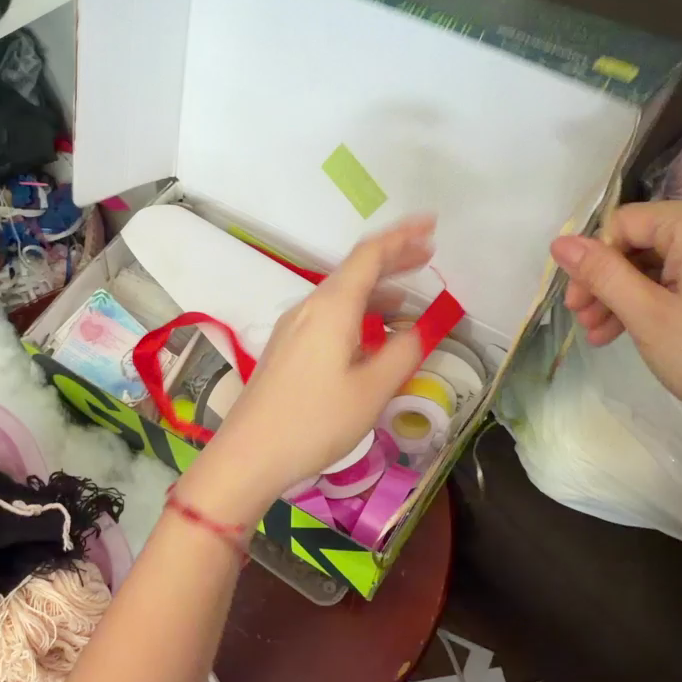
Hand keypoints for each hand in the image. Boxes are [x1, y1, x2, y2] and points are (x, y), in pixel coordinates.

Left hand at [179, 216, 434, 524]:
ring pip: (340, 297)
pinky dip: (356, 316)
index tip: (432, 226)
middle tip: (428, 257)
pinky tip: (371, 338)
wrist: (249, 455)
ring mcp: (292, 329)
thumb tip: (421, 329)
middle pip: (354, 271)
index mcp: (331, 307)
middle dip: (393, 260)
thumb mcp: (372, 390)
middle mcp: (308, 308)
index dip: (403, 236)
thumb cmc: (315, 422)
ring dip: (376, 293)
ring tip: (409, 302)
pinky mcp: (285, 351)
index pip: (370, 254)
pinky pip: (327, 319)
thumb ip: (403, 353)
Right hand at [554, 198, 681, 456]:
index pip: (626, 222)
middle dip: (612, 282)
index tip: (576, 308)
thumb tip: (559, 242)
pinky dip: (672, 298)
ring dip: (637, 295)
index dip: (592, 262)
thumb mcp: (647, 316)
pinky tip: (655, 332)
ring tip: (611, 338)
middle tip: (588, 328)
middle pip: (652, 240)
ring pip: (677, 261)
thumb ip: (601, 274)